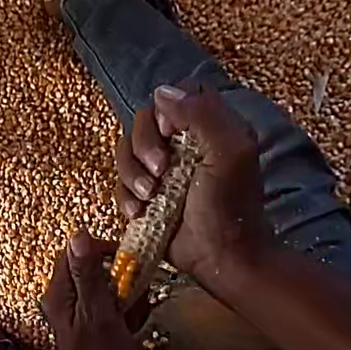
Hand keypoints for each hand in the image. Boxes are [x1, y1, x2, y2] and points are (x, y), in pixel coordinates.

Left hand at [41, 228, 140, 349]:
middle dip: (121, 279)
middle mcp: (65, 301)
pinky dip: (128, 313)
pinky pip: (114, 305)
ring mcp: (80, 314)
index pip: (76, 252)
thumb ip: (88, 276)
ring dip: (128, 298)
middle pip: (95, 268)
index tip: (126, 265)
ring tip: (133, 319)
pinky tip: (132, 329)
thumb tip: (77, 235)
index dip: (103, 252)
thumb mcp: (99, 316)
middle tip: (132, 301)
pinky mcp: (96, 326)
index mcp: (59, 295)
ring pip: (109, 287)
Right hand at [114, 83, 271, 291]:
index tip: (171, 130)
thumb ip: (202, 114)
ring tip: (149, 195)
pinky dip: (125, 196)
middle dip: (144, 146)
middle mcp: (181, 144)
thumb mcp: (229, 151)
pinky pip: (119, 184)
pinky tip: (139, 211)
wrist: (219, 256)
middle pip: (143, 120)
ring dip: (131, 173)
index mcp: (208, 126)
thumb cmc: (231, 205)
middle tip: (161, 171)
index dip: (166, 108)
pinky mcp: (144, 196)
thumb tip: (161, 93)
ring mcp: (160, 171)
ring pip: (125, 151)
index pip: (177, 94)